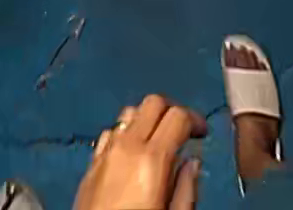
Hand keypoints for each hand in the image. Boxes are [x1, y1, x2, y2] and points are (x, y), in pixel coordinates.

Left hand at [74, 95, 204, 209]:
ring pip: (130, 112)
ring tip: (158, 141)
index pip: (178, 115)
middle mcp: (128, 146)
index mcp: (152, 159)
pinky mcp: (91, 165)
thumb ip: (186, 189)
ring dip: (147, 119)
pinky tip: (132, 154)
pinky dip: (126, 133)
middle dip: (172, 111)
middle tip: (183, 132)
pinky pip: (111, 133)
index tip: (202, 133)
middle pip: (153, 102)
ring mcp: (106, 152)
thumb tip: (192, 162)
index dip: (195, 119)